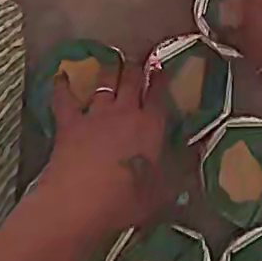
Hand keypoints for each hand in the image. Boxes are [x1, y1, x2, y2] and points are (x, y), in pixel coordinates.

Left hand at [34, 62, 173, 239]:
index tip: (161, 66)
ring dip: (110, 70)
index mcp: (151, 126)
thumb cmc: (126, 202)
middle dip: (137, 66)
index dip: (160, 79)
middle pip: (133, 80)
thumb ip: (182, 170)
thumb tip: (201, 151)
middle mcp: (125, 112)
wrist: (79, 204)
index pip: (159, 95)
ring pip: (105, 83)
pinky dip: (62, 86)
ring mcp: (96, 114)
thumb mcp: (163, 192)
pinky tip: (60, 75)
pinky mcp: (70, 123)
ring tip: (113, 59)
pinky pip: (65, 99)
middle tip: (138, 56)